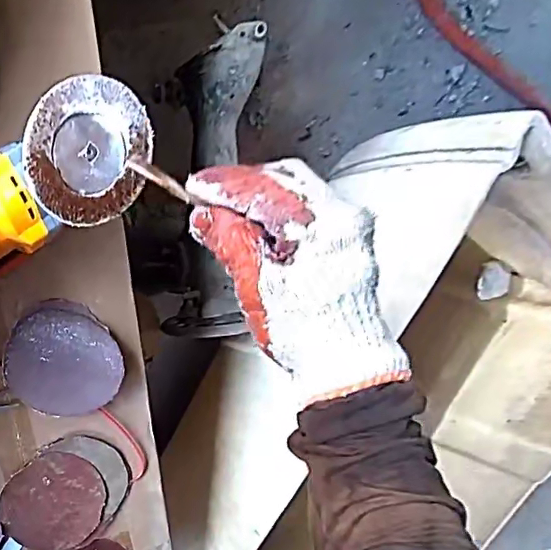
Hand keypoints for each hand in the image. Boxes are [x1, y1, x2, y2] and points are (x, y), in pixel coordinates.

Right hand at [186, 160, 409, 407]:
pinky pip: (309, 219)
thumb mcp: (256, 285)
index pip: (268, 185)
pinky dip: (279, 220)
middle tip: (210, 195)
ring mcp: (350, 234)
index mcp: (326, 222)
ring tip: (228, 215)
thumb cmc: (306, 334)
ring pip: (299, 199)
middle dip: (245, 187)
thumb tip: (207, 217)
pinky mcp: (346, 250)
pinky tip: (259, 232)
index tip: (200, 187)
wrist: (339, 367)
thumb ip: (231, 242)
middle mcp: (345, 220)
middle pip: (288, 183)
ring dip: (260, 202)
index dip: (227, 184)